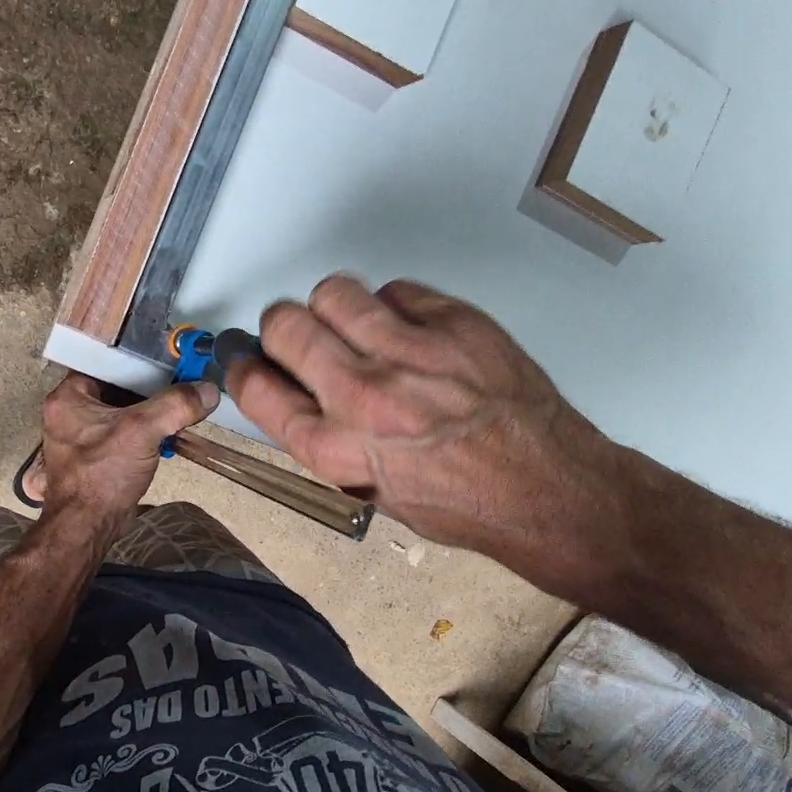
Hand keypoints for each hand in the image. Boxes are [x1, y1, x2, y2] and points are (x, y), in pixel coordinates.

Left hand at [40, 373, 219, 531]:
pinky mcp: (94, 458)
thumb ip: (176, 405)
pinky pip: (122, 435)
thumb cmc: (103, 473)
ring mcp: (81, 438)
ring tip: (179, 409)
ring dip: (149, 414)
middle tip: (179, 385)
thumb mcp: (143, 430)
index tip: (169, 361)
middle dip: (148, 391)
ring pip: (122, 413)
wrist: (88, 526)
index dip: (137, 361)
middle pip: (116, 389)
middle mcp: (69, 413)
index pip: (105, 364)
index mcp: (68, 397)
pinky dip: (144, 435)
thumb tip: (208, 390)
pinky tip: (168, 437)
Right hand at [228, 276, 633, 591]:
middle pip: (284, 324)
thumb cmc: (456, 501)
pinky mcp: (454, 323)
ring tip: (355, 327)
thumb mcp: (364, 489)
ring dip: (333, 308)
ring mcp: (410, 353)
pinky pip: (395, 289)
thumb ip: (320, 438)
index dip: (244, 368)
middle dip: (282, 329)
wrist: (547, 489)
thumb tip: (289, 390)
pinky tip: (409, 332)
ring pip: (333, 292)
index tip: (250, 363)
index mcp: (334, 447)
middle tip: (301, 338)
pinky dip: (393, 307)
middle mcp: (362, 395)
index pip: (255, 386)